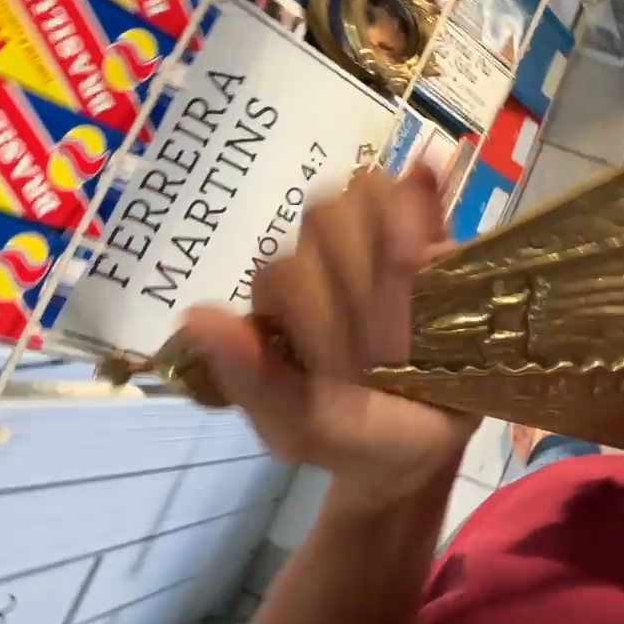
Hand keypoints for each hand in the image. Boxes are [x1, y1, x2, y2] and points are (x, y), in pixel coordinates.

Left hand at [177, 166, 477, 513]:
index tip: (352, 369)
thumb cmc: (356, 438)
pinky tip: (427, 177)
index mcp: (281, 301)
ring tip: (418, 276)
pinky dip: (420, 186)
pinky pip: (418, 198)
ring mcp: (379, 245)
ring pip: (366, 196)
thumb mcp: (301, 428)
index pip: (285, 267)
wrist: (421, 447)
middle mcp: (323, 263)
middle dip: (361, 280)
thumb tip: (194, 316)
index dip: (321, 314)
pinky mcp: (429, 240)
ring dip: (393, 232)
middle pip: (325, 219)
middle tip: (392, 343)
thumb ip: (254, 379)